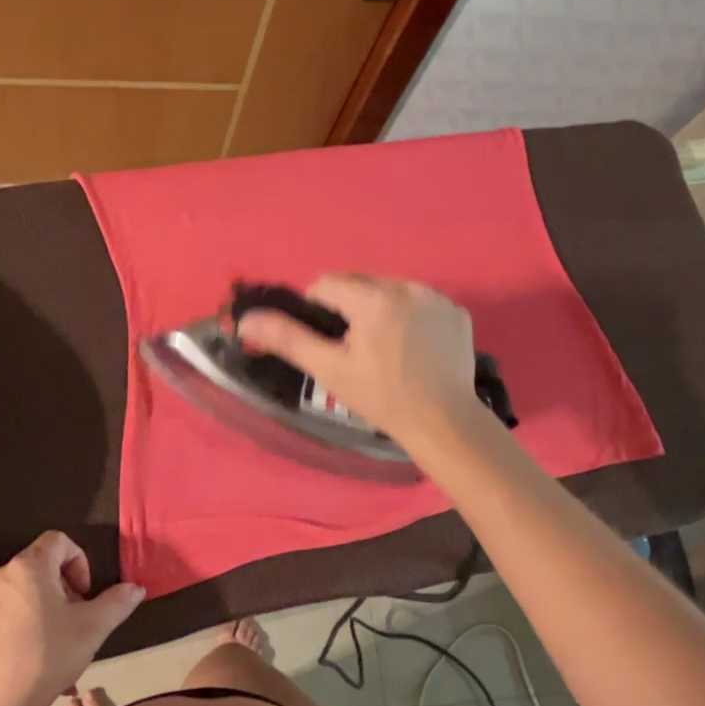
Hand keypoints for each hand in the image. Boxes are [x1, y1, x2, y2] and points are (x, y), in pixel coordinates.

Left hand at [0, 531, 144, 705]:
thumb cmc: (48, 656)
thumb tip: (136, 588)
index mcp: (28, 566)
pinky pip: (8, 612)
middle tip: (77, 619)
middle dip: (65, 588)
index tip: (85, 594)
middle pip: (41, 565)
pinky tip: (38, 657)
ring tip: (60, 643)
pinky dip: (27, 623)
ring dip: (48, 607)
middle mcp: (1, 575)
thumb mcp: (92, 628)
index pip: (59, 540)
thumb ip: (117, 602)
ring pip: (25, 591)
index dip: (79, 561)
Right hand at [237, 274, 482, 444]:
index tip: (328, 343)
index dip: (318, 310)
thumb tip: (247, 319)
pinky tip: (413, 350)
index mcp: (373, 298)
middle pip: (361, 283)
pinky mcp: (457, 312)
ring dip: (380, 310)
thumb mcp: (330, 370)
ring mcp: (437, 298)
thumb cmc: (382, 397)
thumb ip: (288, 338)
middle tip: (354, 350)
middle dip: (350, 308)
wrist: (444, 422)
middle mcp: (407, 287)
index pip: (328, 283)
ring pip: (391, 291)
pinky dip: (410, 318)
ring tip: (384, 350)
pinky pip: (421, 303)